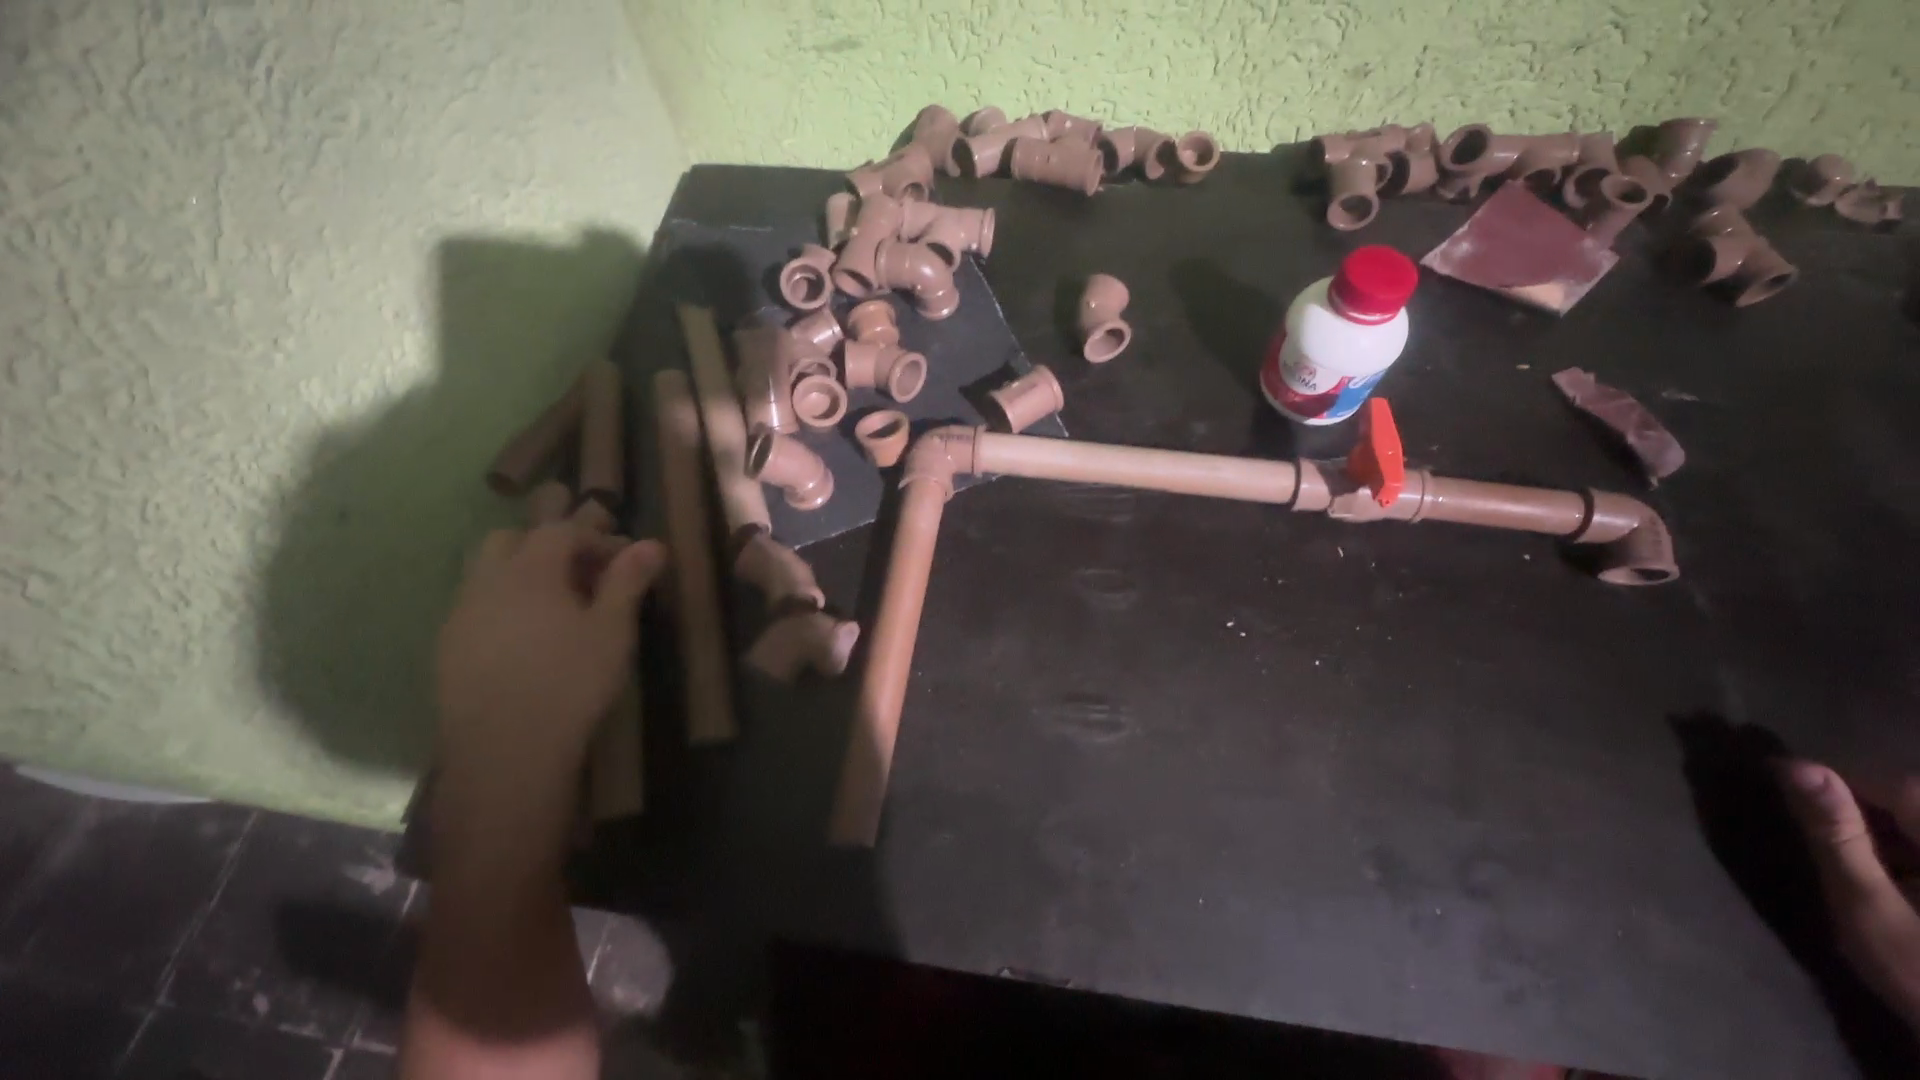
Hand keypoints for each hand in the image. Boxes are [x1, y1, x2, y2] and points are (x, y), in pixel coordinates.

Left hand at [435, 524, 666, 778]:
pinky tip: (528, 641)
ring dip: (522, 576)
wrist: (506, 750)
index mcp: (528, 571)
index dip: (595, 539)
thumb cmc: (570, 683)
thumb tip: (652, 544)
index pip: (560, 531)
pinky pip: (476, 608)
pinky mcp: (448, 648)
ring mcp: (460, 615)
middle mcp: (486, 583)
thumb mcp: (613, 630)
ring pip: (487, 573)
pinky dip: (504, 607)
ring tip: (557, 609)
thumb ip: (628, 581)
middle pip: (512, 541)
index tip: (624, 562)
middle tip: (584, 577)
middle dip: (549, 548)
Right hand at [1781, 761, 1919, 1033]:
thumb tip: (1794, 765)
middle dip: (1866, 810)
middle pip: (1915, 801)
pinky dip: (1909, 855)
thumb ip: (1834, 834)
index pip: (1896, 784)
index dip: (1841, 782)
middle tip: (1825, 844)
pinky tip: (1901, 890)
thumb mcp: (1866, 906)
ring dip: (1888, 834)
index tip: (1785, 791)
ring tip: (1861, 870)